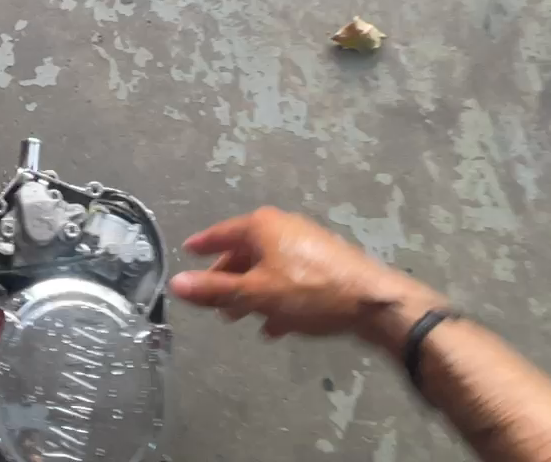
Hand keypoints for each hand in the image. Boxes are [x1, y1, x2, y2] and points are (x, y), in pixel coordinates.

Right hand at [169, 207, 444, 352]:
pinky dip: (277, 296)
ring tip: (241, 318)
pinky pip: (289, 276)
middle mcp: (281, 226)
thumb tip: (175, 283)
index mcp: (261, 226)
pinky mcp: (325, 261)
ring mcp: (306, 242)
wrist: (374, 302)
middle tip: (214, 301)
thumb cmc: (309, 291)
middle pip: (245, 251)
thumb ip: (215, 290)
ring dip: (253, 291)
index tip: (188, 251)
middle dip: (229, 278)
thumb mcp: (257, 294)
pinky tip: (276, 325)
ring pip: (268, 266)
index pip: (221, 233)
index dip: (203, 245)